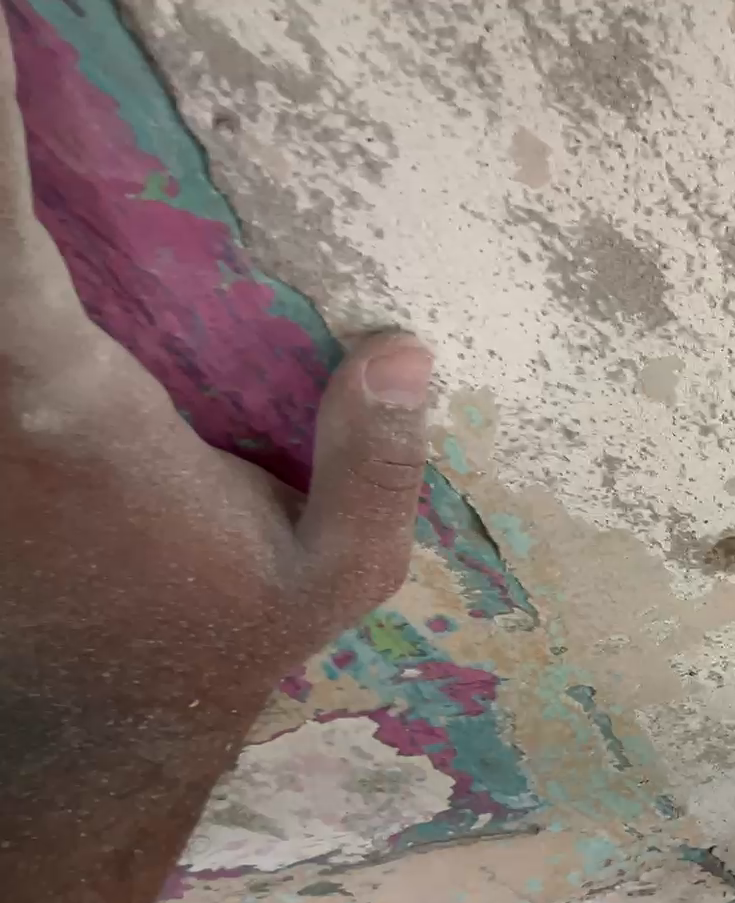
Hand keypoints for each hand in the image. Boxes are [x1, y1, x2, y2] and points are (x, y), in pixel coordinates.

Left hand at [1, 16, 430, 902]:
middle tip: (59, 67)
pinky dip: (17, 243)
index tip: (34, 46)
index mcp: (65, 407)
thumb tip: (403, 348)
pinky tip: (53, 218)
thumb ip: (376, 464)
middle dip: (5, 142)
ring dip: (15, 194)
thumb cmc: (221, 631)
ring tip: (58, 121)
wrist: (86, 711)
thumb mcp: (343, 569)